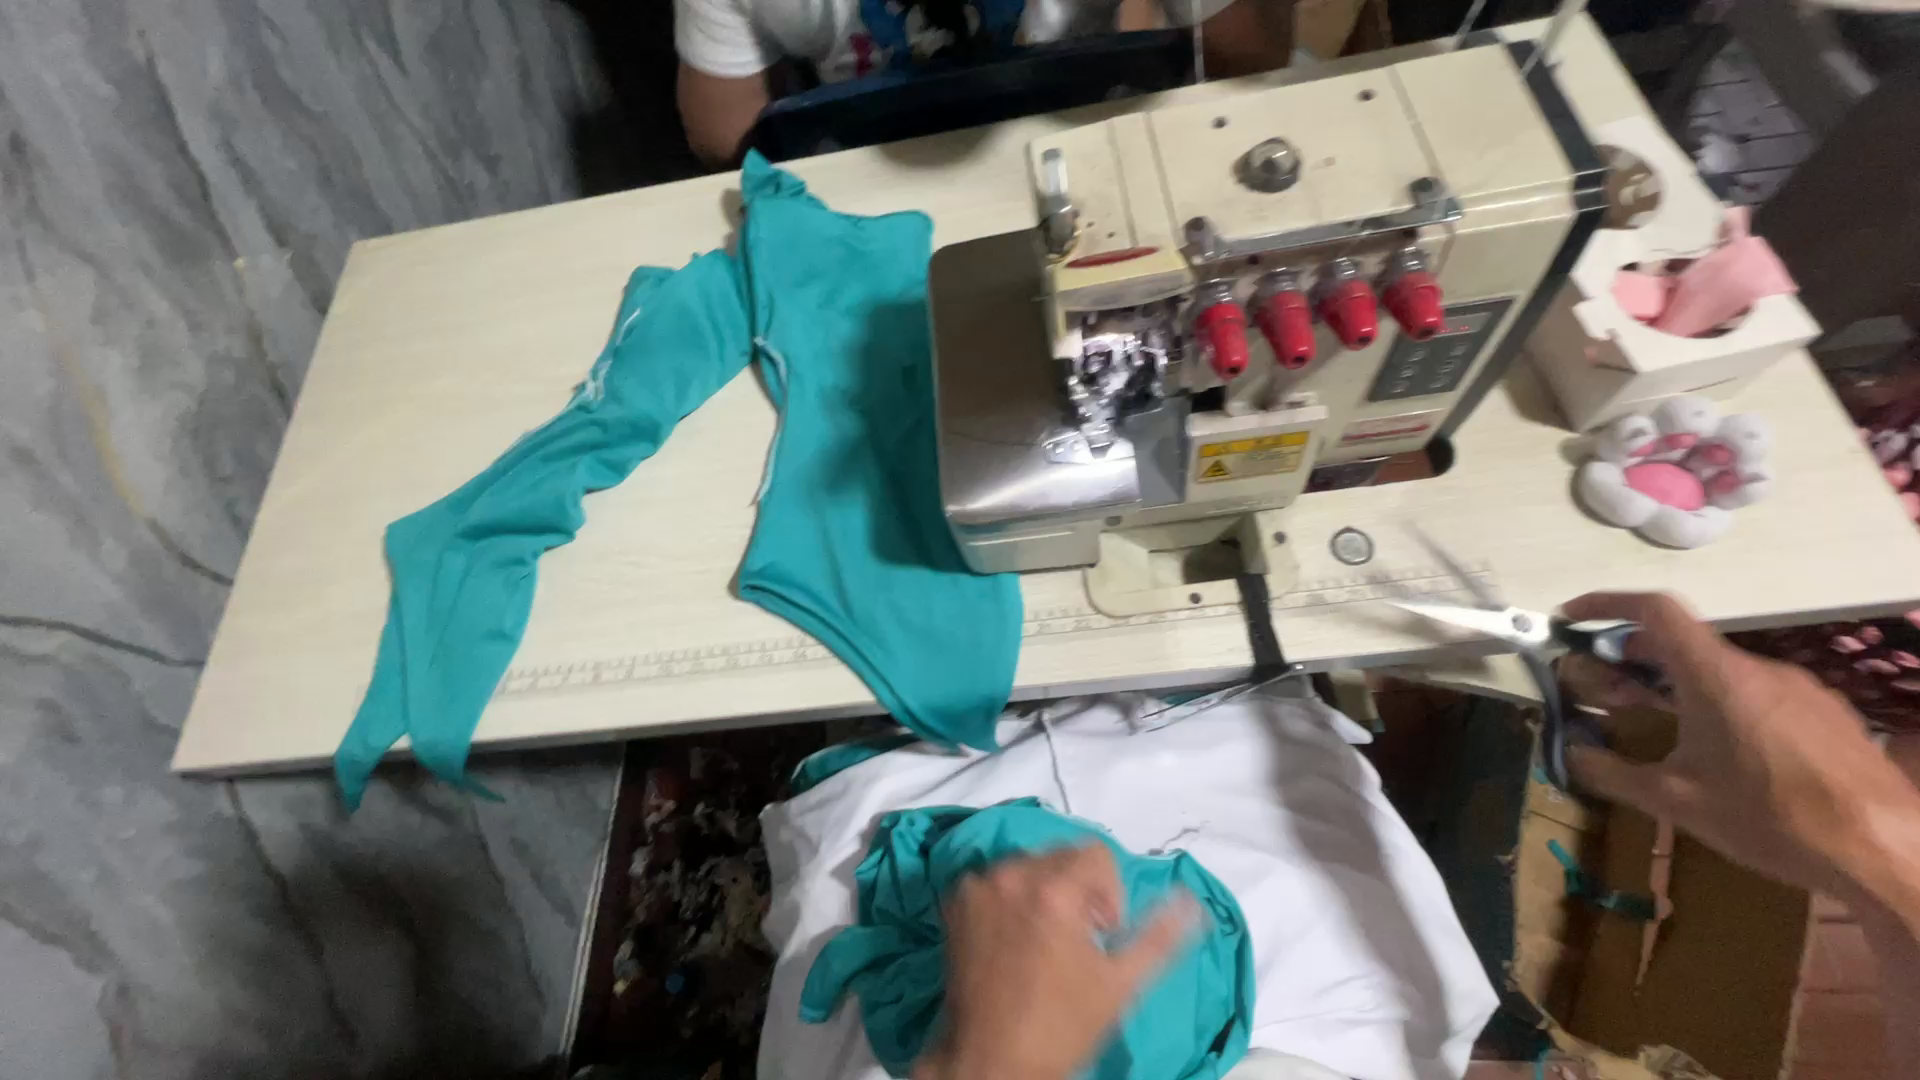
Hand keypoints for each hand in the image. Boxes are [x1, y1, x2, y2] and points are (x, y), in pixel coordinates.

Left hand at [914, 844, 1197, 1079]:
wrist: (991, 1060)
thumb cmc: (1061, 1025)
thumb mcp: (1120, 984)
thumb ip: (1159, 936)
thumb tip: (1191, 902)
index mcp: (1055, 889)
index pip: (1096, 852)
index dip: (1109, 891)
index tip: (1101, 931)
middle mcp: (1013, 874)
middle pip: (1061, 855)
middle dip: (1077, 890)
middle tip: (1075, 939)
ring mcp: (979, 884)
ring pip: (1027, 864)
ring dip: (1042, 891)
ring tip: (1042, 941)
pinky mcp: (955, 898)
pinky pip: (994, 879)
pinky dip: (1007, 898)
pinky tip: (1011, 939)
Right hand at [1559, 592, 1919, 917]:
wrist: (1898, 859)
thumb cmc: (1772, 818)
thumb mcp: (1672, 800)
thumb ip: (1607, 771)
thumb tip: (1567, 753)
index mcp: (1716, 676)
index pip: (1654, 611)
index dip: (1605, 604)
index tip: (1571, 619)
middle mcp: (1759, 670)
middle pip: (1680, 643)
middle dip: (1630, 659)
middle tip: (1602, 692)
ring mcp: (1802, 692)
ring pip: (1719, 670)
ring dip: (1674, 683)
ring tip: (1656, 722)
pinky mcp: (1830, 718)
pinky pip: (1757, 693)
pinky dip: (1718, 703)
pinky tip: (1719, 749)